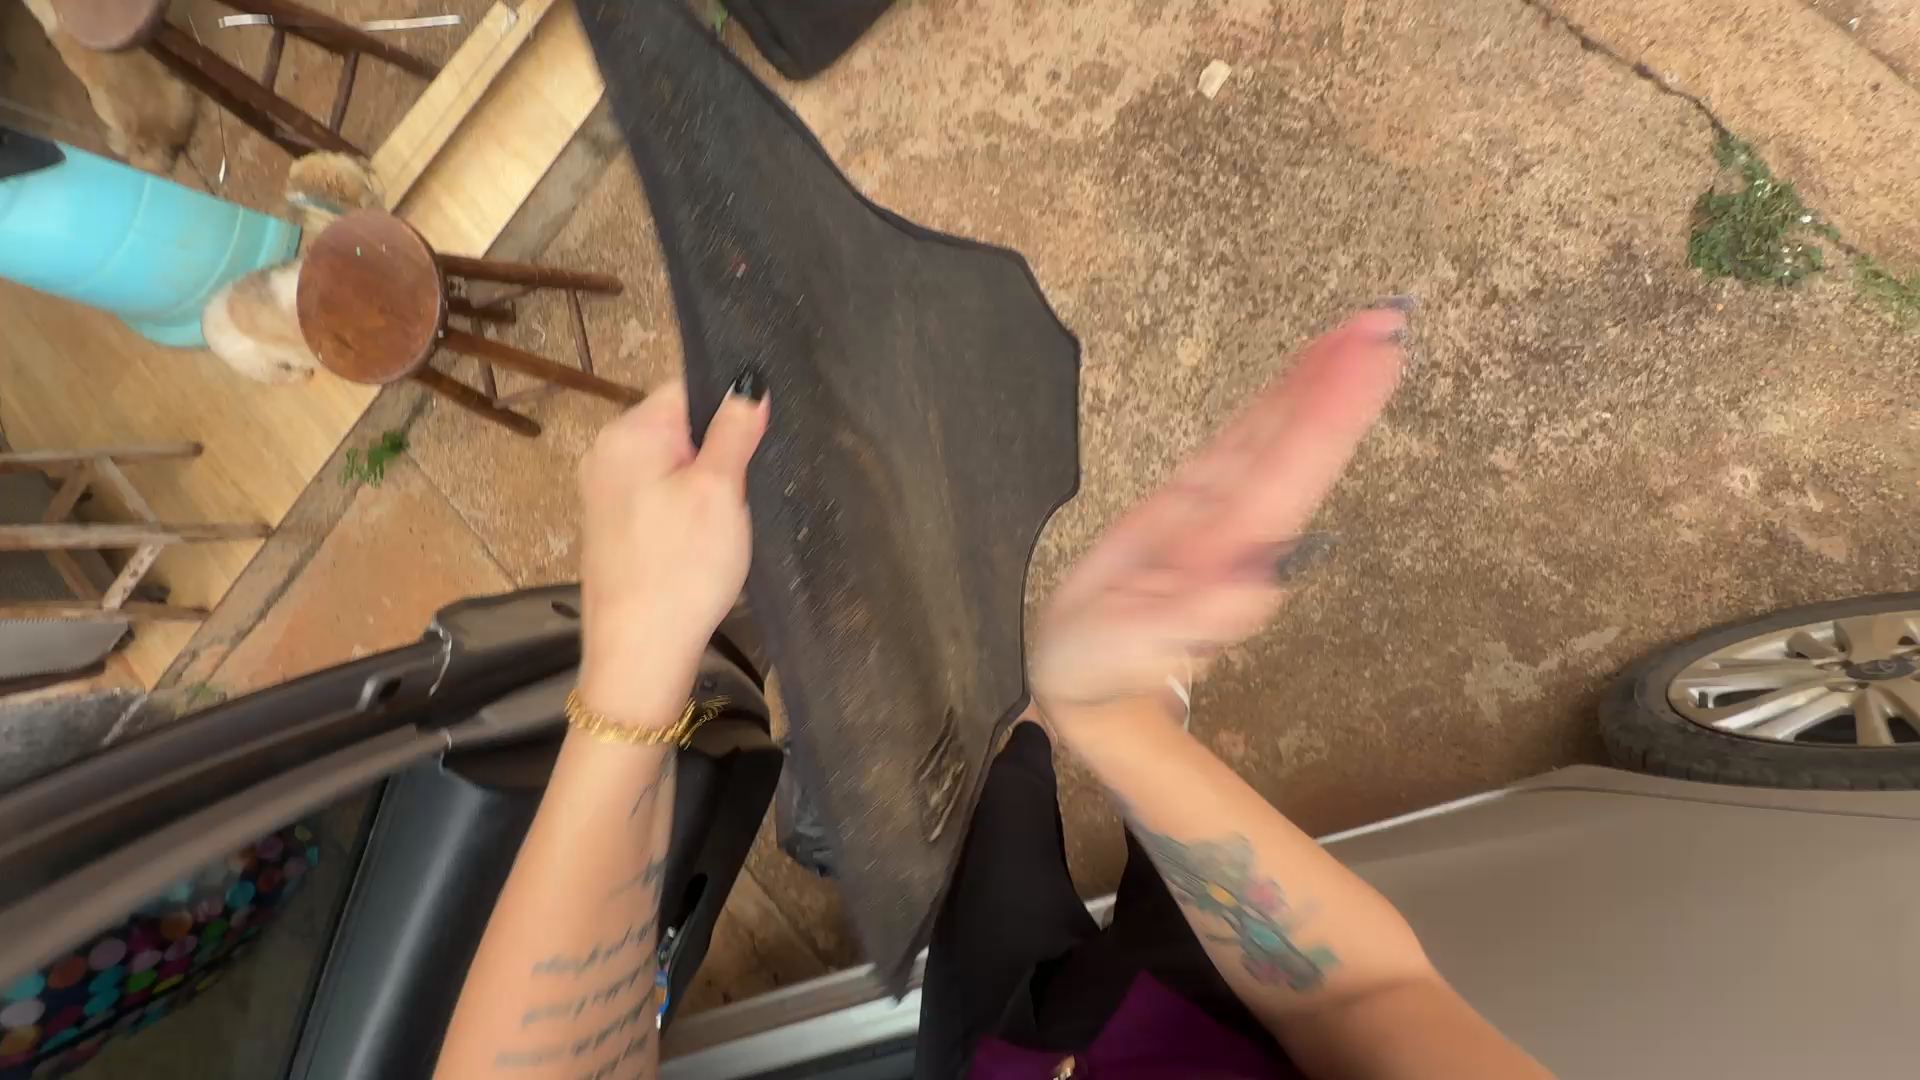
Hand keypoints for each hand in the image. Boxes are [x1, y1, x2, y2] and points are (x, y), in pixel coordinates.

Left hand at [577, 376, 768, 722]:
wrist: (641, 650)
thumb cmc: (684, 565)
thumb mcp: (722, 491)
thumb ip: (735, 430)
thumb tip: (750, 383)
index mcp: (630, 432)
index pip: (687, 388)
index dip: (728, 409)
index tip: (755, 444)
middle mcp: (606, 451)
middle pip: (679, 425)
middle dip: (717, 449)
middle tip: (742, 491)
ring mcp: (603, 489)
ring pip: (671, 462)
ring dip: (703, 480)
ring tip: (724, 520)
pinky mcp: (611, 523)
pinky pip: (656, 492)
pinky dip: (683, 504)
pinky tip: (699, 539)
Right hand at [1030, 307, 1407, 713]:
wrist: (1087, 670)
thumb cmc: (1103, 667)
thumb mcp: (1126, 650)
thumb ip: (1185, 620)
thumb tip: (1257, 579)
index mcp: (1228, 563)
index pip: (1286, 480)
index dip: (1326, 419)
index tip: (1369, 361)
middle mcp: (1236, 533)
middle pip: (1293, 453)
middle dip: (1337, 390)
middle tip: (1384, 323)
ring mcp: (1216, 514)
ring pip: (1272, 440)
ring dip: (1314, 386)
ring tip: (1359, 330)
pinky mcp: (1189, 502)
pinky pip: (1236, 445)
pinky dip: (1271, 405)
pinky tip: (1300, 373)